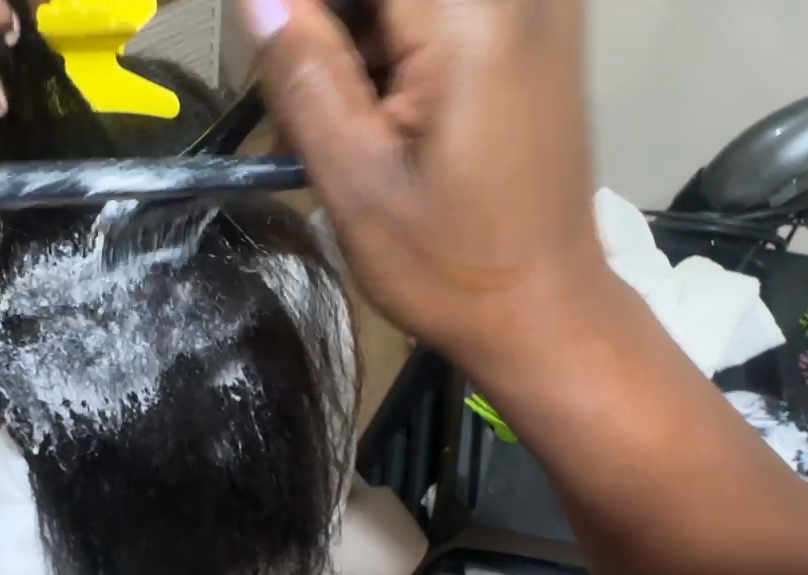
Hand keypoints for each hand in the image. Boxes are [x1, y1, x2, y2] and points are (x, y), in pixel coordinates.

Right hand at [249, 0, 609, 355]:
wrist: (541, 310)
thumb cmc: (447, 267)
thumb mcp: (357, 184)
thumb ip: (306, 78)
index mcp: (472, 17)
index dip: (300, 9)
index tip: (267, 52)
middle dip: (322, 28)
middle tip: (287, 104)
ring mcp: (535, 7)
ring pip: (407, 4)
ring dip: (349, 45)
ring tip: (311, 126)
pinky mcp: (534, 34)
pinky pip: (440, 18)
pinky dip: (388, 54)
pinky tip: (361, 115)